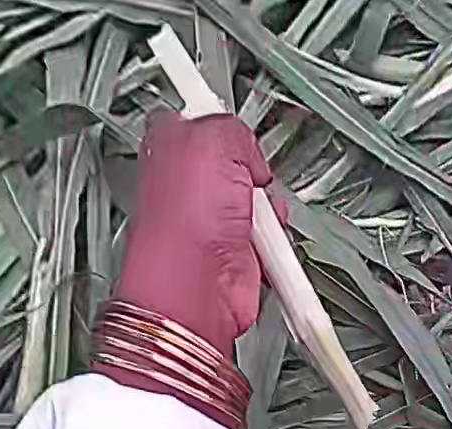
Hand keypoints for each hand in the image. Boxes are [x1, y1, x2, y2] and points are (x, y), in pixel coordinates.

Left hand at [114, 111, 280, 355]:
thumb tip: (248, 149)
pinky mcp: (240, 256)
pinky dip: (278, 244)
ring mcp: (218, 225)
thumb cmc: (185, 220)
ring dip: (270, 211)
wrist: (197, 283)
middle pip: (241, 166)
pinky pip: (273, 242)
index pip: (205, 122)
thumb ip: (235, 130)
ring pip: (261, 205)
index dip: (226, 125)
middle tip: (251, 178)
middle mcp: (194, 189)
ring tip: (259, 215)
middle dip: (255, 173)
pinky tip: (266, 242)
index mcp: (173, 149)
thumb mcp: (213, 138)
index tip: (237, 130)